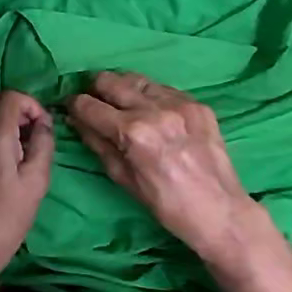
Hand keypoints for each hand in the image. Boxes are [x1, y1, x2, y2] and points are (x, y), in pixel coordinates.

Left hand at [0, 88, 53, 278]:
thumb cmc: (11, 213)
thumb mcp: (37, 178)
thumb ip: (43, 144)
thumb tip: (44, 124)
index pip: (11, 96)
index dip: (33, 104)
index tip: (45, 127)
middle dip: (17, 104)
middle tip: (34, 127)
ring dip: (8, 117)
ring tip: (28, 141)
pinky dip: (1, 130)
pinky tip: (17, 154)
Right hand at [67, 72, 274, 271]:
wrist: (220, 211)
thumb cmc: (167, 205)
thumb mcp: (124, 179)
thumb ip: (98, 144)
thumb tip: (77, 122)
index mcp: (133, 132)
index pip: (90, 106)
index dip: (75, 105)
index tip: (70, 106)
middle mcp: (155, 110)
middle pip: (111, 81)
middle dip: (96, 88)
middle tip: (94, 100)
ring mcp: (179, 103)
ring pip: (138, 79)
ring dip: (123, 88)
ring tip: (121, 101)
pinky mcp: (198, 104)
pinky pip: (164, 89)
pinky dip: (151, 95)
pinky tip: (151, 110)